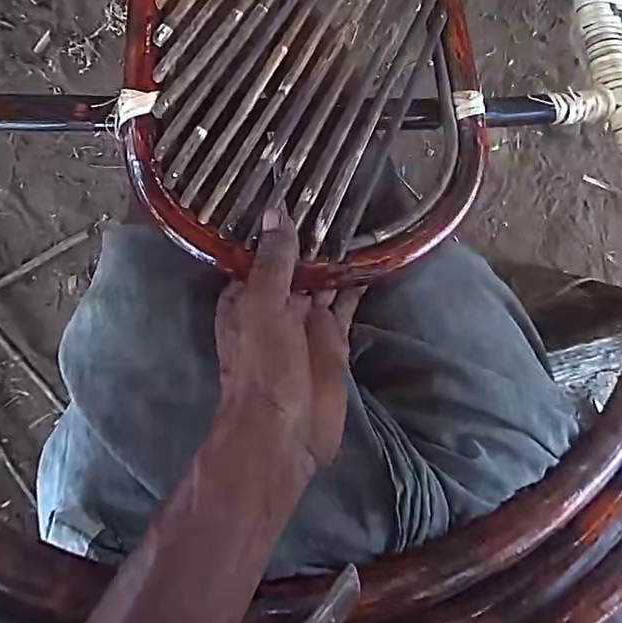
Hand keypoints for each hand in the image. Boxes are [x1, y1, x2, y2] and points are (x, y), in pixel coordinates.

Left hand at [213, 204, 363, 473]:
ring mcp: (306, 319)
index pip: (265, 250)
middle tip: (340, 194)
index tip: (301, 191)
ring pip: (323, 279)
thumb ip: (273, 262)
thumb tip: (276, 213)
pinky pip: (345, 303)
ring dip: (338, 257)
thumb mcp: (263, 306)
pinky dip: (357, 284)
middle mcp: (276, 301)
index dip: (281, 225)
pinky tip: (372, 261)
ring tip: (361, 218)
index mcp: (248, 293)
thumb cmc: (263, 364)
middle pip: (298, 262)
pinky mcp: (332, 337)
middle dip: (314, 237)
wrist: (285, 431)